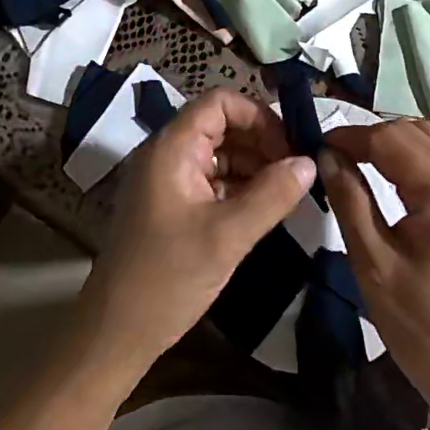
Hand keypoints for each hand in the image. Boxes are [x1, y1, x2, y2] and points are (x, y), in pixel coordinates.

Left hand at [76, 88, 316, 372]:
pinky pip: (210, 181)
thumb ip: (272, 194)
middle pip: (220, 126)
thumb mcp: (228, 235)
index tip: (292, 148)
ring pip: (217, 155)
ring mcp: (166, 181)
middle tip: (300, 172)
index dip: (259, 117)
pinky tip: (266, 208)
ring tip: (290, 192)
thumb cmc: (169, 276)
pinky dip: (239, 188)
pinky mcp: (171, 206)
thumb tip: (310, 161)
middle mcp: (165, 155)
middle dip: (262, 142)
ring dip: (254, 166)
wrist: (119, 326)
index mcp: (170, 148)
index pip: (218, 103)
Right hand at [320, 120, 429, 403]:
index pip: (390, 140)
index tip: (312, 145)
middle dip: (368, 135)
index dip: (348, 136)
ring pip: (428, 143)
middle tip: (329, 154)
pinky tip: (377, 176)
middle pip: (413, 132)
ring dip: (387, 143)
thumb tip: (325, 155)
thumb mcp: (371, 258)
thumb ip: (348, 198)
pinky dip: (404, 159)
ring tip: (348, 160)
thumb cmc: (416, 318)